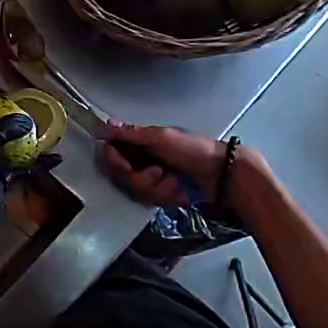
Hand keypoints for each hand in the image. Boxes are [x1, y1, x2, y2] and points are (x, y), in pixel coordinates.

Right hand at [99, 122, 229, 206]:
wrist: (221, 173)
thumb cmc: (192, 149)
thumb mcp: (162, 137)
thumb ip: (132, 134)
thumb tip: (106, 126)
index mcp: (141, 143)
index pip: (112, 154)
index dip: (114, 161)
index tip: (125, 164)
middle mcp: (143, 160)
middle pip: (123, 177)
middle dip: (141, 178)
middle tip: (159, 172)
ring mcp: (153, 179)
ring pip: (138, 191)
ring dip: (158, 188)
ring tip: (174, 182)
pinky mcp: (164, 195)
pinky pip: (154, 201)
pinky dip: (168, 196)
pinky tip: (180, 191)